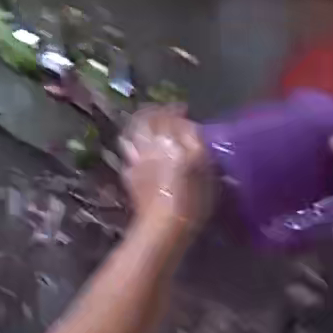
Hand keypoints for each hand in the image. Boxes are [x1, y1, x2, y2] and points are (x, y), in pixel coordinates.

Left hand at [118, 105, 211, 238]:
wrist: (163, 224)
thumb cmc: (192, 200)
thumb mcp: (204, 168)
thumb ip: (194, 142)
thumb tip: (186, 125)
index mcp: (171, 142)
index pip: (169, 117)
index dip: (174, 110)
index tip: (180, 108)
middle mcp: (150, 146)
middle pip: (145, 120)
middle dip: (152, 112)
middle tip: (160, 111)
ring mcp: (136, 158)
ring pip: (131, 132)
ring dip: (137, 124)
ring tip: (144, 123)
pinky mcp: (128, 172)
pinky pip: (128, 150)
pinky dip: (133, 143)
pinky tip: (138, 148)